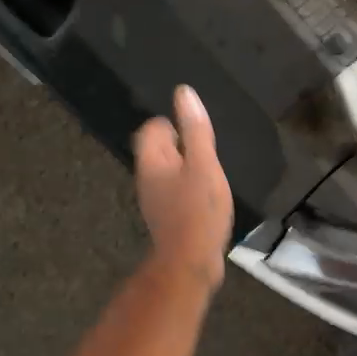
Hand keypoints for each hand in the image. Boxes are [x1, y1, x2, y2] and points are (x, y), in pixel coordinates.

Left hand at [135, 85, 233, 289]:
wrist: (191, 262)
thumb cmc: (199, 211)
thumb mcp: (204, 166)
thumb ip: (196, 131)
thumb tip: (184, 93)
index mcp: (152, 161)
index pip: (152, 129)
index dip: (172, 125)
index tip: (195, 134)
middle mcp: (146, 179)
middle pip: (158, 152)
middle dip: (181, 148)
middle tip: (207, 156)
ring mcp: (154, 202)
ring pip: (167, 174)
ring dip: (186, 172)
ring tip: (210, 178)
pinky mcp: (167, 220)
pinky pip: (174, 195)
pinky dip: (188, 192)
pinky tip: (207, 202)